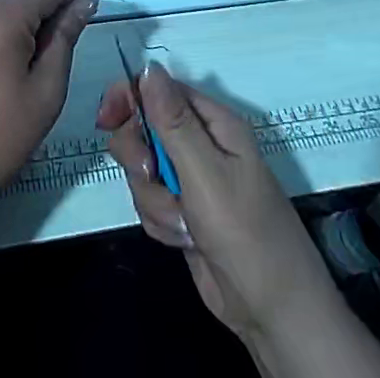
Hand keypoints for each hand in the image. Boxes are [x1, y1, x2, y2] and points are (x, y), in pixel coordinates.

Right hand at [96, 64, 337, 343]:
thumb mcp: (204, 171)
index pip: (158, 89)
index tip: (108, 119)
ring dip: (153, 199)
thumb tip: (149, 67)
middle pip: (142, 129)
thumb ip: (172, 120)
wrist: (271, 311)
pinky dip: (160, 221)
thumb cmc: (244, 231)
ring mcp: (191, 179)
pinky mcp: (182, 211)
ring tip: (183, 223)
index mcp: (213, 124)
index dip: (129, 99)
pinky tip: (184, 240)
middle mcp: (201, 145)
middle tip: (151, 175)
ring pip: (141, 170)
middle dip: (139, 158)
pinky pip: (149, 201)